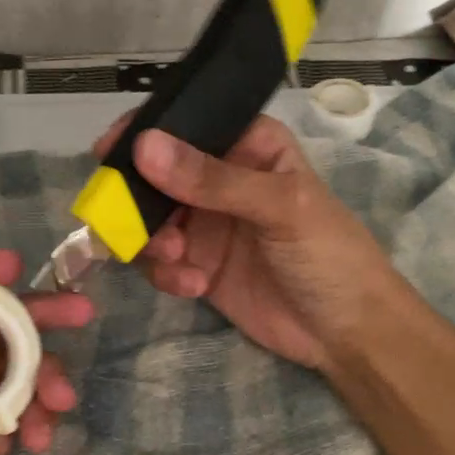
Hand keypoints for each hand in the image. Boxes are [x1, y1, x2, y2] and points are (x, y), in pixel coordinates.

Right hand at [93, 113, 399, 369]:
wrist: (346, 331)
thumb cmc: (328, 254)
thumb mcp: (279, 208)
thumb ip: (213, 180)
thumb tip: (145, 147)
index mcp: (249, 144)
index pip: (188, 122)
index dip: (145, 131)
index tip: (109, 152)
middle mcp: (221, 178)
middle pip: (156, 173)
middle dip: (138, 197)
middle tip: (127, 221)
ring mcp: (206, 223)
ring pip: (149, 218)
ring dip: (151, 239)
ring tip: (175, 258)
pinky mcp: (197, 265)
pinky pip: (159, 261)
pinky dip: (165, 273)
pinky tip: (194, 286)